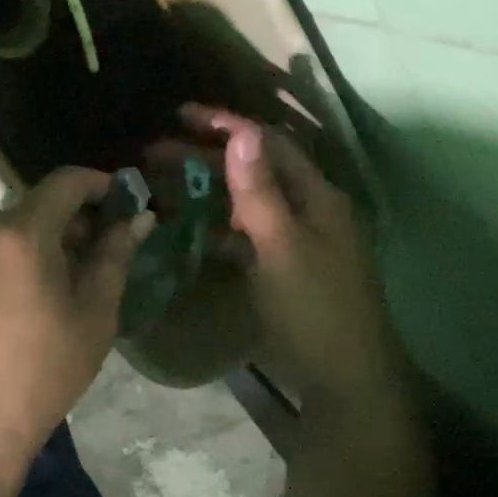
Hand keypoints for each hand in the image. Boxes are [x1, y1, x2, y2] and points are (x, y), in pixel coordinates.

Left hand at [0, 167, 153, 478]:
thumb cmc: (44, 371)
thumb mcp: (94, 314)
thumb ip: (114, 255)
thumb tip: (138, 218)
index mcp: (19, 233)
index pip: (65, 182)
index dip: (98, 184)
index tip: (122, 201)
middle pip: (34, 205)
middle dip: (70, 219)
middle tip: (99, 251)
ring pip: (7, 227)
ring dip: (38, 238)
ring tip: (62, 280)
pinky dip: (9, 255)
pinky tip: (23, 295)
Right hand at [180, 105, 405, 410]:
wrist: (343, 380)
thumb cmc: (314, 310)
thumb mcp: (282, 248)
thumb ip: (259, 192)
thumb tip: (240, 132)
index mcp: (317, 197)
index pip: (268, 144)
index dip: (226, 125)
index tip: (179, 116)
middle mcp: (307, 210)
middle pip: (253, 169)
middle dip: (204, 156)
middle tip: (153, 151)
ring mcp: (294, 240)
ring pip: (244, 201)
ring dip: (205, 188)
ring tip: (160, 182)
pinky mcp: (280, 268)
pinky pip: (243, 233)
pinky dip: (214, 223)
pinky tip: (185, 225)